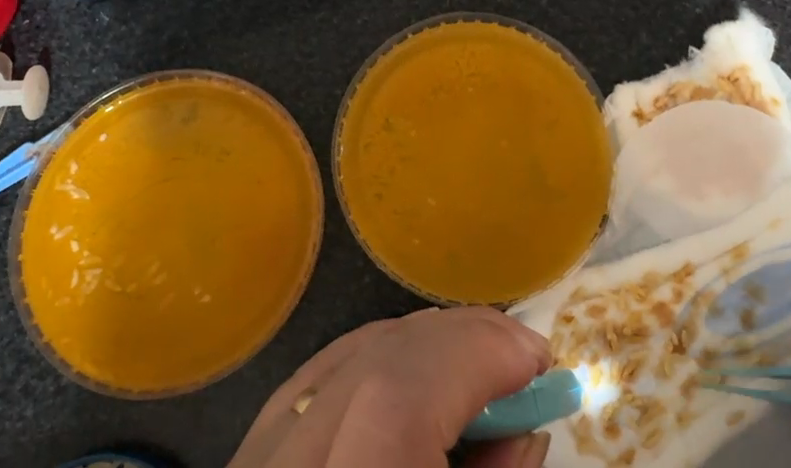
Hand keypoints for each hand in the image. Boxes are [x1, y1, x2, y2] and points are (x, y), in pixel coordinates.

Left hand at [228, 307, 553, 467]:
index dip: (485, 353)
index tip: (540, 361)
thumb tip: (521, 429)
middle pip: (381, 357)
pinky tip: (407, 377)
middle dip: (465, 340)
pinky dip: (370, 364)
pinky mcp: (250, 450)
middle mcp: (293, 450)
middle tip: (521, 359)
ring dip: (421, 345)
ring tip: (475, 365)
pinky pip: (314, 383)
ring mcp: (260, 448)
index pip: (411, 382)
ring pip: (345, 359)